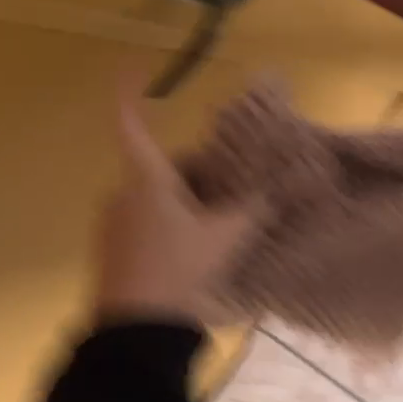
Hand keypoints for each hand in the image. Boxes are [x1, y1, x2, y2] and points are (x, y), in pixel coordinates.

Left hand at [92, 80, 263, 323]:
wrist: (136, 334)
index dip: (130, 95)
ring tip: (218, 222)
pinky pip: (145, 220)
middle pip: (164, 167)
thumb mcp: (230, 231)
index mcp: (147, 179)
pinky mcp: (110, 252)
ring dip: (185, 199)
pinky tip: (194, 245)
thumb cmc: (181, 267)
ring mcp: (111, 225)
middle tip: (230, 189)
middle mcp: (122, 195)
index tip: (131, 67)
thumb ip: (257, 201)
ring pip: (156, 196)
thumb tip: (292, 177)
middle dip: (197, 172)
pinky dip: (170, 221)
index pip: (131, 127)